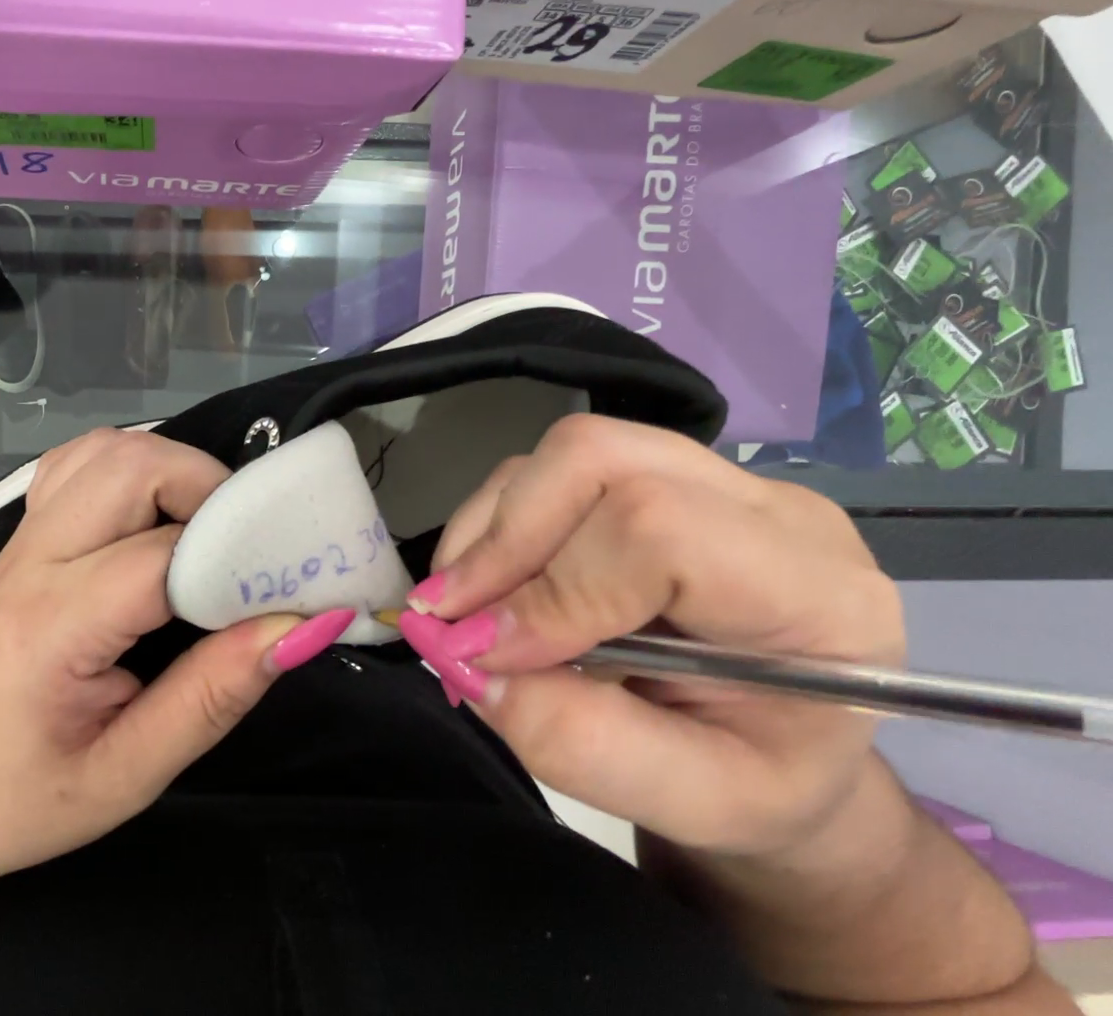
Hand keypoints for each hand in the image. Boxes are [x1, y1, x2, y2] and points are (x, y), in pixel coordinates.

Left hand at [0, 429, 346, 891]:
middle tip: (247, 547)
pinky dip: (132, 470)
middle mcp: (29, 565)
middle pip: (127, 468)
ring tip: (207, 533)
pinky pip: (80, 465)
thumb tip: (299, 625)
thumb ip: (215, 695)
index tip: (287, 581)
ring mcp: (20, 543)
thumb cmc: (37, 799)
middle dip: (206, 488)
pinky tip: (155, 520)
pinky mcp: (25, 537)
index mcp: (50, 629)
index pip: (159, 555)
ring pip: (104, 450)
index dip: (236, 557)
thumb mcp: (135, 772)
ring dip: (170, 471)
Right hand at [405, 414, 905, 858]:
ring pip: (565, 456)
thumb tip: (466, 662)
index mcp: (812, 594)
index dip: (554, 588)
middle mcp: (767, 510)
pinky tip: (490, 590)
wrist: (791, 752)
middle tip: (447, 617)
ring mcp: (710, 482)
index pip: (658, 530)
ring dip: (487, 531)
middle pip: (599, 460)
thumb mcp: (691, 801)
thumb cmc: (761, 786)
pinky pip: (551, 472)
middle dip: (501, 539)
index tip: (484, 655)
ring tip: (463, 610)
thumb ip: (578, 740)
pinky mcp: (656, 480)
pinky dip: (493, 526)